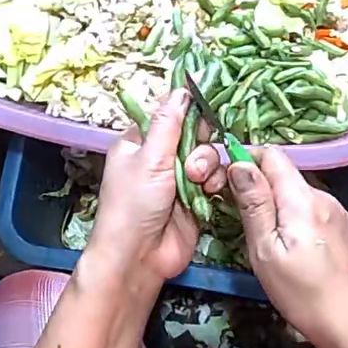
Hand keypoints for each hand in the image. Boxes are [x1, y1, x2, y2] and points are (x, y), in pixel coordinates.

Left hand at [84, 88, 221, 294]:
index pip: (167, 113)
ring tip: (196, 181)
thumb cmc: (133, 205)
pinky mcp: (196, 197)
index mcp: (139, 142)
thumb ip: (168, 124)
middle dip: (199, 144)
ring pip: (207, 155)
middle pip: (193, 133)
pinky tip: (208, 191)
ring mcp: (178, 178)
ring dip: (206, 165)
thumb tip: (181, 89)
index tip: (203, 111)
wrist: (139, 258)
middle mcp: (159, 157)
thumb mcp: (149, 159)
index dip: (186, 111)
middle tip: (191, 162)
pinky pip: (214, 179)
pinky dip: (214, 182)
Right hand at [227, 146, 347, 347]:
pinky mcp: (340, 226)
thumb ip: (254, 205)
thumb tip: (239, 164)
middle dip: (256, 183)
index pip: (270, 154)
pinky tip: (285, 242)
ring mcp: (335, 210)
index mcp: (301, 198)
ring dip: (272, 200)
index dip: (244, 159)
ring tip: (259, 232)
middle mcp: (321, 195)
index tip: (224, 181)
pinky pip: (307, 207)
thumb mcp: (266, 251)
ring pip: (293, 191)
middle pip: (282, 172)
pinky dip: (289, 214)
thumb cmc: (302, 293)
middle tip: (234, 211)